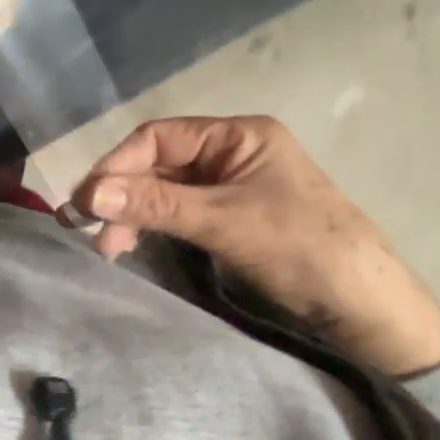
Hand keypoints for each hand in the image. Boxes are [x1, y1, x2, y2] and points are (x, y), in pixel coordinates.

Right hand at [60, 116, 439, 376]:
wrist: (355, 302)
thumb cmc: (298, 248)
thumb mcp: (222, 221)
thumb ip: (154, 205)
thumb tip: (87, 195)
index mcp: (239, 137)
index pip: (158, 138)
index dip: (116, 166)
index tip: (84, 202)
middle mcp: (228, 155)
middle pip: (154, 165)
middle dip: (118, 195)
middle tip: (84, 229)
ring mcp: (225, 189)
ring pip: (158, 193)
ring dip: (127, 216)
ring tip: (108, 250)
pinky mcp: (222, 222)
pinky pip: (171, 216)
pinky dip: (145, 229)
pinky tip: (127, 247)